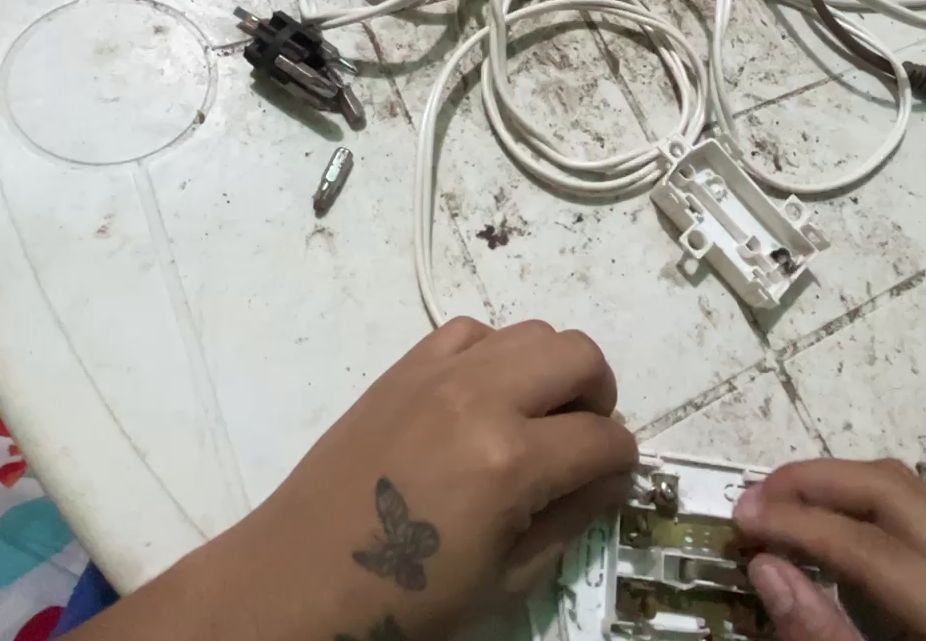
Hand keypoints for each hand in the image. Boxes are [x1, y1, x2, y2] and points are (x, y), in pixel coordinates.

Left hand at [127, 318, 636, 640]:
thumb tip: (613, 474)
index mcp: (511, 460)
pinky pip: (473, 330)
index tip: (614, 474)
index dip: (623, 459)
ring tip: (536, 412)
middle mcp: (483, 396)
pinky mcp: (408, 361)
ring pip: (533, 330)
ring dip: (552, 369)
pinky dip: (495, 353)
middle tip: (583, 434)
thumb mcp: (506, 581)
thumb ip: (571, 518)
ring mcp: (442, 369)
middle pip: (580, 354)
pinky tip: (482, 393)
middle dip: (600, 395)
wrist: (303, 573)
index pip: (604, 437)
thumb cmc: (407, 596)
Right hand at [734, 459, 925, 640]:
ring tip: (776, 505)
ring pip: (902, 490)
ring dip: (831, 487)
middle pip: (893, 492)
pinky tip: (816, 528)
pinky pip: (908, 516)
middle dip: (814, 483)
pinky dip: (853, 507)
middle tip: (755, 500)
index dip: (802, 526)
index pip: (878, 550)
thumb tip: (766, 566)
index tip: (741, 517)